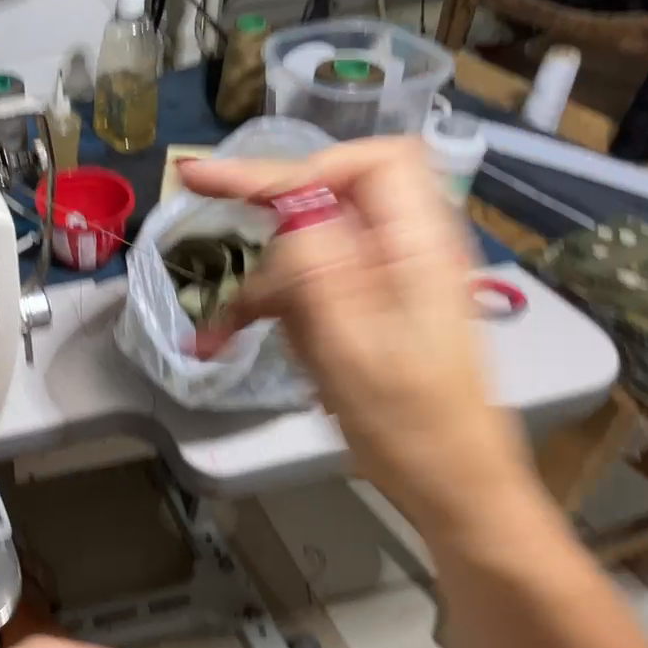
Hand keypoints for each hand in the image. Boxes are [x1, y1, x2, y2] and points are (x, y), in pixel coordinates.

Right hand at [176, 137, 537, 532]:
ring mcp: (381, 275)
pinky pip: (301, 283)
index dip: (303, 164)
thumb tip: (289, 207)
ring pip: (302, 243)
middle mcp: (403, 247)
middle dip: (263, 203)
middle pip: (327, 191)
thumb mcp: (354, 343)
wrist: (450, 485)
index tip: (235, 186)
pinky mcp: (362, 303)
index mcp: (418, 246)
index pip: (372, 162)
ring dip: (258, 280)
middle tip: (197, 188)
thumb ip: (321, 266)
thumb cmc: (411, 422)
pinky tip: (223, 338)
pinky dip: (262, 305)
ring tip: (220, 327)